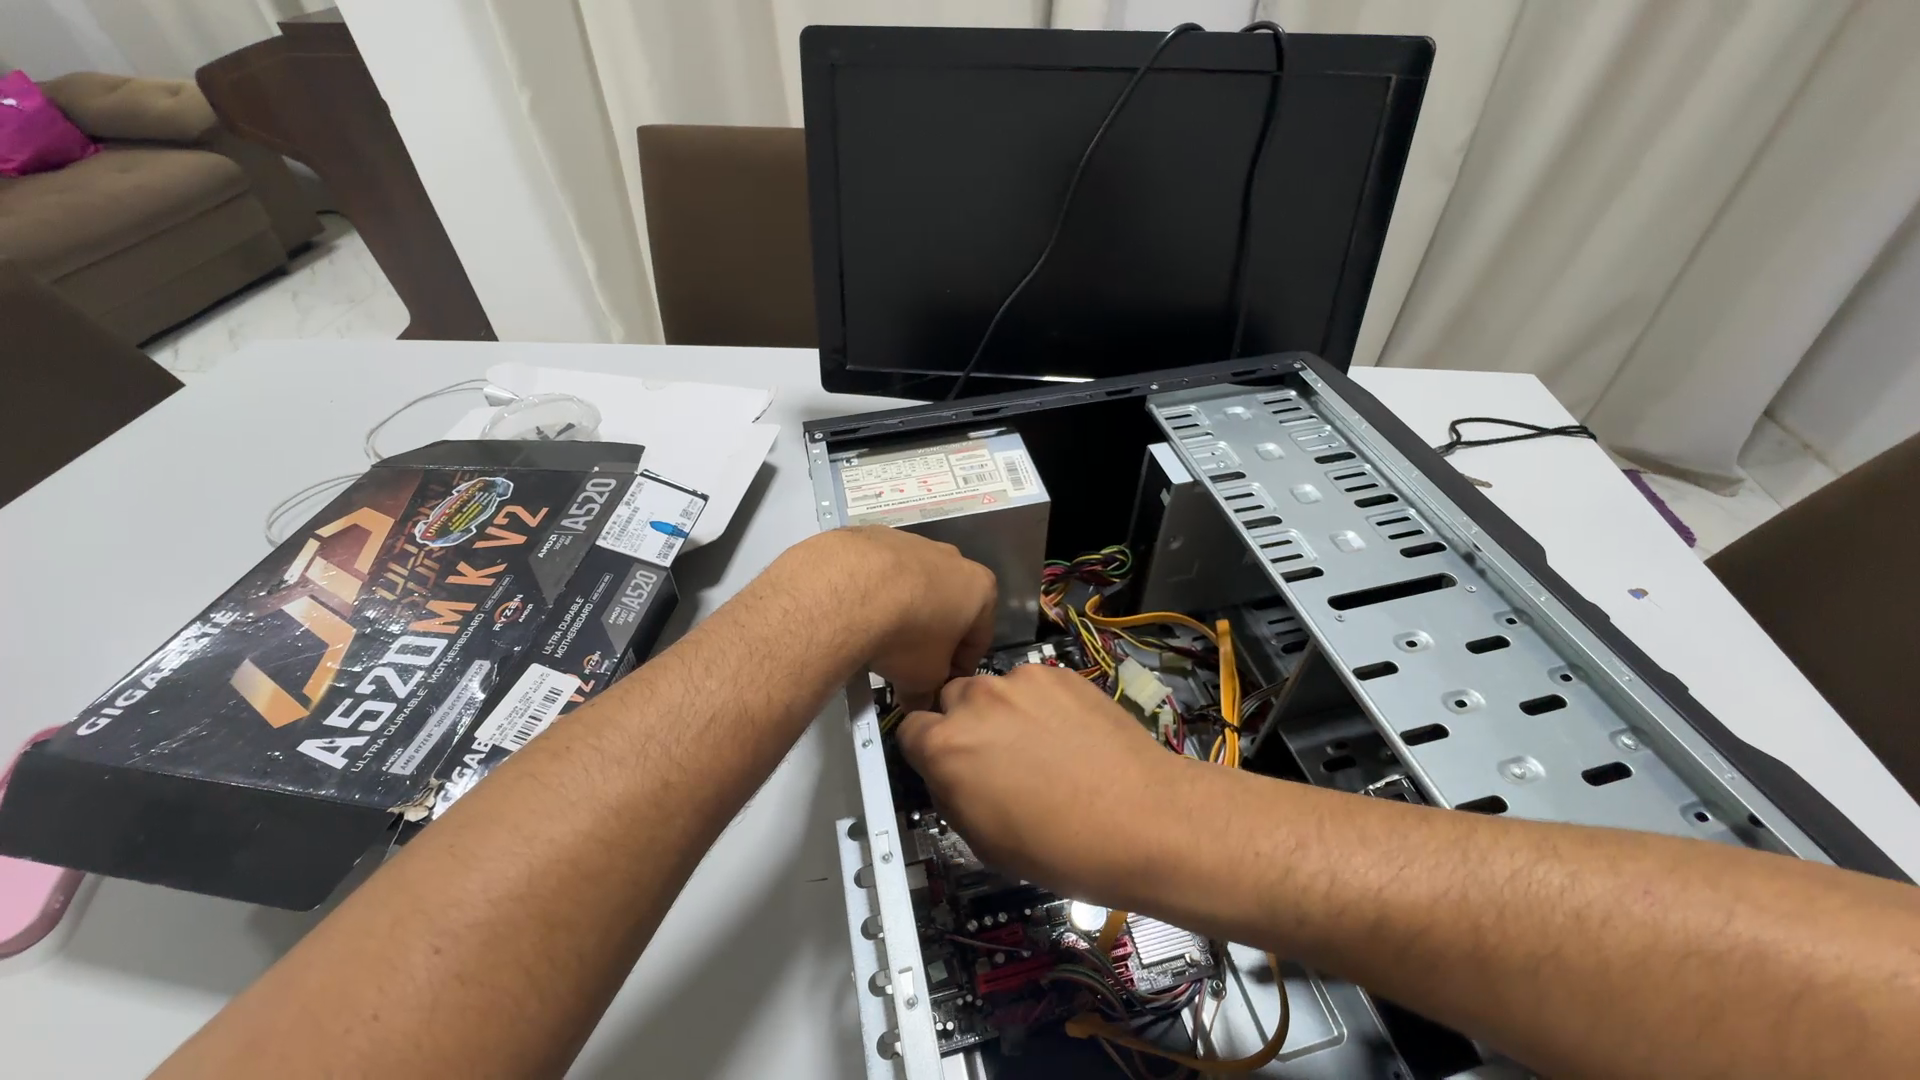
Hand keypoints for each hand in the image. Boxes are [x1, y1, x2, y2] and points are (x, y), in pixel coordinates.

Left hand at [773, 527, 996, 698]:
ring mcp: (913, 542)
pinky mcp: (875, 535)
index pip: (979, 638)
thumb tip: (918, 707)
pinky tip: (856, 614)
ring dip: (903, 612)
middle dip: (932, 637)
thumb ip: (927, 693)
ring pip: (914, 586)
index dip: (960, 668)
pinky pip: (880, 572)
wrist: (850, 588)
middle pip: (948, 607)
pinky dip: (873, 592)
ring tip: (877, 640)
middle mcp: (954, 558)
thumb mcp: (923, 678)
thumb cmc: (907, 635)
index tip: (941, 686)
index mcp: (980, 589)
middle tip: (909, 666)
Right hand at [896, 663, 1193, 899]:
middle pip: (950, 700)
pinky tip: (1069, 735)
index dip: (928, 749)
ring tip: (1042, 747)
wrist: (1141, 820)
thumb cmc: (1058, 847)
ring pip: (994, 690)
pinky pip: (1034, 685)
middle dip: (964, 724)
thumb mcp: (981, 840)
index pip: (909, 729)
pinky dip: (1042, 703)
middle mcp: (975, 702)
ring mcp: (1019, 682)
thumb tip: (949, 773)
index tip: (948, 764)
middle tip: (997, 757)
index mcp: (944, 747)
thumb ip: (950, 791)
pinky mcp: (1059, 674)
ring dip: (1004, 712)